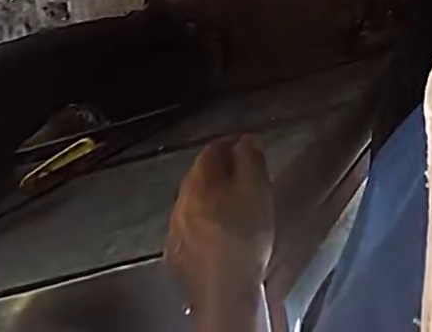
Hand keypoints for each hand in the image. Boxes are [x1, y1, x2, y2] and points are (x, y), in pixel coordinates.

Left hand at [166, 135, 274, 321]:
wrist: (225, 291)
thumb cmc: (245, 233)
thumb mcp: (257, 185)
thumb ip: (251, 157)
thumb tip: (246, 140)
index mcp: (198, 183)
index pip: (211, 150)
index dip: (231, 142)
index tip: (248, 144)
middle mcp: (180, 205)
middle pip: (199, 175)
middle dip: (221, 168)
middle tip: (246, 169)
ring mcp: (175, 233)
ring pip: (194, 202)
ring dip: (213, 194)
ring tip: (237, 199)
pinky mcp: (177, 256)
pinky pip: (191, 226)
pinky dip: (206, 219)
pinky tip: (222, 228)